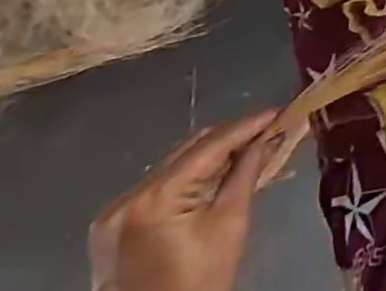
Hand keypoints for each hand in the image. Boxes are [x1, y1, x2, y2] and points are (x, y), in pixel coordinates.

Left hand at [88, 109, 282, 290]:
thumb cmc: (200, 289)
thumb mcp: (229, 229)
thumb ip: (246, 173)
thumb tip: (267, 137)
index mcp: (155, 198)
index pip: (209, 146)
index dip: (245, 126)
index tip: (276, 113)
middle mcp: (127, 197)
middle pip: (187, 151)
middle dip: (228, 139)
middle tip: (265, 129)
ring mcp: (113, 212)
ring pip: (171, 166)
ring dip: (207, 156)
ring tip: (245, 147)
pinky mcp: (109, 227)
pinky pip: (155, 188)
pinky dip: (184, 179)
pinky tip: (211, 176)